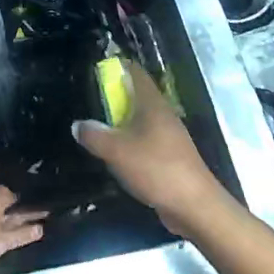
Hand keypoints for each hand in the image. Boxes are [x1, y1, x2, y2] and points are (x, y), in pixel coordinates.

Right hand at [72, 61, 229, 234]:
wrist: (195, 206)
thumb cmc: (156, 168)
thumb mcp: (116, 151)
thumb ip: (93, 134)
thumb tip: (78, 125)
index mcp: (152, 103)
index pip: (134, 71)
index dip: (115, 66)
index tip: (94, 72)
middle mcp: (162, 113)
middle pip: (135, 95)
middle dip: (112, 97)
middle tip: (89, 103)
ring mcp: (169, 135)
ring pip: (139, 119)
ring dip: (119, 122)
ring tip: (98, 130)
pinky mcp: (170, 155)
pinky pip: (145, 139)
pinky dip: (129, 141)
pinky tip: (116, 156)